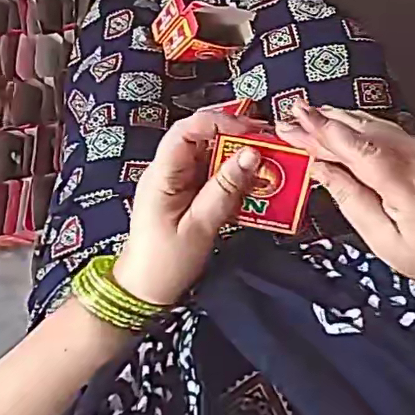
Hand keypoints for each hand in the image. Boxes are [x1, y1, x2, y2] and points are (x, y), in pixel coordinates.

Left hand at [111, 110, 269, 305]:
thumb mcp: (199, 227)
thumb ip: (225, 189)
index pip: (188, 129)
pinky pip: (215, 173)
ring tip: (269, 161)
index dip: (220, 122)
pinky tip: (256, 182)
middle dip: (237, 135)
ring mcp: (179, 180)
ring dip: (240, 155)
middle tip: (270, 142)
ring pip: (212, 154)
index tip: (251, 132)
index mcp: (162, 173)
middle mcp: (170, 169)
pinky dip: (236, 175)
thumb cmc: (164, 263)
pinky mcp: (189, 192)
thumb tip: (251, 154)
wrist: (144, 292)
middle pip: (203, 136)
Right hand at [276, 104, 414, 293]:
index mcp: (409, 187)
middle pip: (361, 132)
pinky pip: (383, 129)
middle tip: (287, 118)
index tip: (295, 120)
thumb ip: (350, 200)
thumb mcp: (385, 242)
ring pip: (372, 125)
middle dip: (321, 122)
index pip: (360, 150)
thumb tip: (321, 170)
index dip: (324, 132)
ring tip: (303, 116)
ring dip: (335, 119)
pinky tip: (336, 122)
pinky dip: (355, 124)